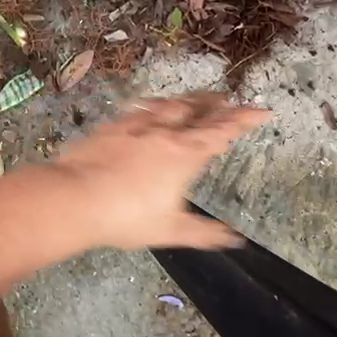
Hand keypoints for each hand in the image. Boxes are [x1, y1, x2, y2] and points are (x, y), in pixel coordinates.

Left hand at [44, 92, 268, 250]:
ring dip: (184, 100)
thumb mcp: (171, 230)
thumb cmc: (126, 217)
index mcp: (183, 155)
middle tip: (227, 97)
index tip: (261, 110)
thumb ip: (204, 232)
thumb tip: (234, 238)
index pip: (219, 132)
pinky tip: (149, 106)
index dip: (243, 120)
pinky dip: (152, 105)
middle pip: (193, 110)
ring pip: (165, 105)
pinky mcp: (110, 126)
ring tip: (194, 98)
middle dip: (213, 103)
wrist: (75, 196)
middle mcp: (161, 133)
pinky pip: (138, 109)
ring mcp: (133, 126)